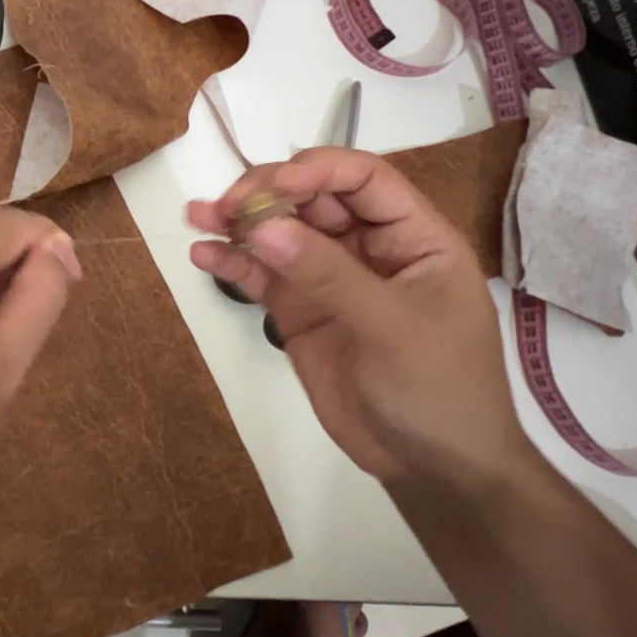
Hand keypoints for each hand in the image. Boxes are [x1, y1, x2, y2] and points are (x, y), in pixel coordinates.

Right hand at [186, 148, 537, 485]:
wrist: (431, 465)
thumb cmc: (439, 387)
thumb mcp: (393, 327)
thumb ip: (327, 274)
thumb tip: (261, 227)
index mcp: (412, 236)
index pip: (363, 179)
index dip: (316, 170)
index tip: (271, 187)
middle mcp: (367, 247)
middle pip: (311, 198)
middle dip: (266, 193)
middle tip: (225, 206)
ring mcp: (327, 277)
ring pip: (278, 232)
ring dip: (237, 221)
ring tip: (197, 216)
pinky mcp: (297, 308)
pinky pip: (259, 274)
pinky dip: (231, 262)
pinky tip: (203, 256)